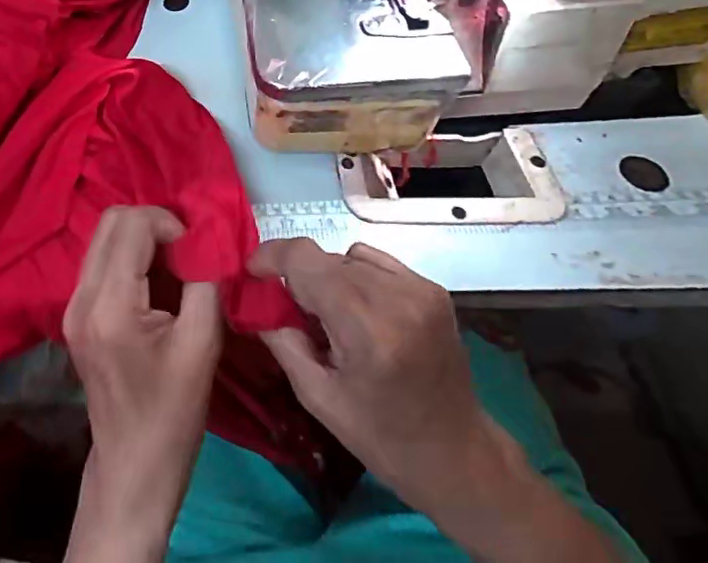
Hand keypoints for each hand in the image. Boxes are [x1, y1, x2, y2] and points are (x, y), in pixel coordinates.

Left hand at [63, 207, 221, 562]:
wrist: (133, 468)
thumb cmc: (173, 411)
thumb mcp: (203, 341)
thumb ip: (205, 278)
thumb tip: (207, 238)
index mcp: (110, 304)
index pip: (134, 224)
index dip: (171, 225)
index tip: (197, 255)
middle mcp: (80, 297)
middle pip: (112, 220)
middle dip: (155, 225)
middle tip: (186, 255)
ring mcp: (72, 306)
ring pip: (105, 237)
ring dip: (143, 240)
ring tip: (174, 271)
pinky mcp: (76, 314)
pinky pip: (103, 260)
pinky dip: (132, 258)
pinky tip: (156, 287)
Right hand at [251, 239, 620, 562]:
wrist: (455, 451)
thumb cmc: (381, 437)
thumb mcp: (319, 398)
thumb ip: (283, 340)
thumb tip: (255, 301)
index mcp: (367, 328)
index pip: (307, 260)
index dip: (272, 256)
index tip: (252, 271)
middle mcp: (397, 297)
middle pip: (327, 258)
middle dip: (299, 276)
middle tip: (289, 308)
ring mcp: (420, 288)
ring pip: (351, 256)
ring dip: (330, 276)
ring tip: (331, 316)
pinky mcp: (433, 288)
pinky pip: (378, 262)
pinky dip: (359, 275)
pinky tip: (361, 309)